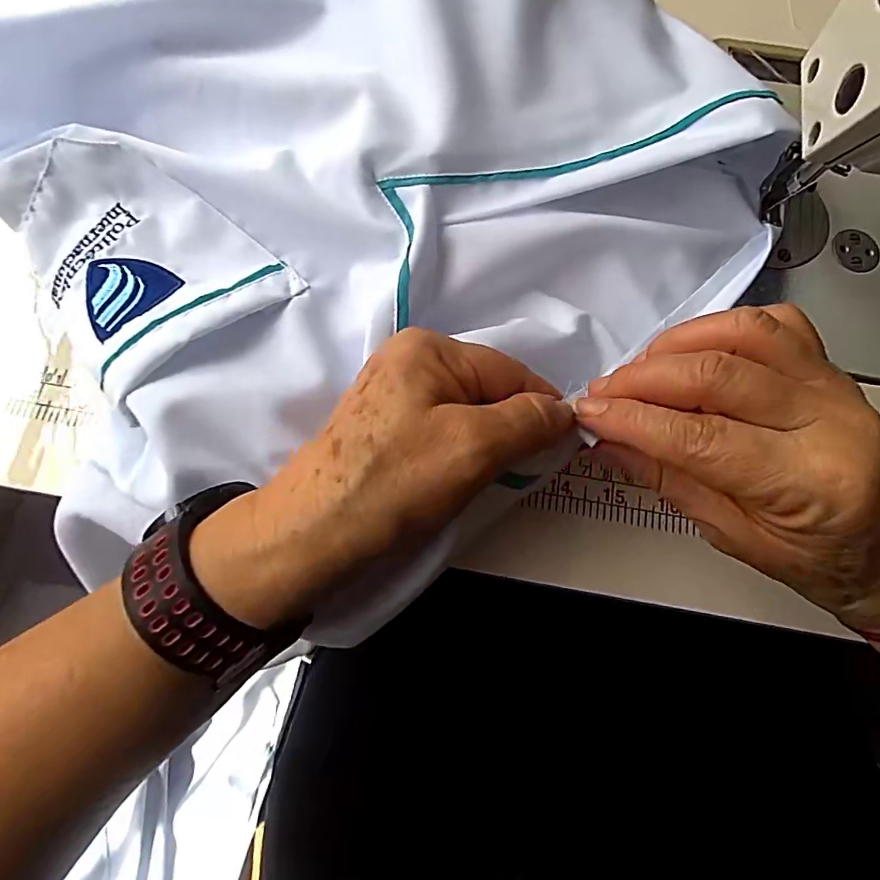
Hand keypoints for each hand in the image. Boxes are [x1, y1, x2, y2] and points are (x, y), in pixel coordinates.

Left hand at [192, 328, 577, 627]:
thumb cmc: (394, 482)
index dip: (542, 410)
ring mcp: (388, 396)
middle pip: (486, 393)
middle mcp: (404, 361)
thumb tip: (565, 411)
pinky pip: (437, 435)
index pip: (510, 371)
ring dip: (483, 449)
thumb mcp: (474, 445)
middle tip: (520, 473)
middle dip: (510, 432)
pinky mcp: (380, 431)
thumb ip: (528, 421)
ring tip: (481, 483)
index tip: (563, 451)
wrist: (313, 532)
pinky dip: (455, 458)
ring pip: (463, 418)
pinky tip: (453, 484)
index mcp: (426, 348)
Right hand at [573, 305, 879, 631]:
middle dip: (642, 379)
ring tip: (640, 369)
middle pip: (718, 374)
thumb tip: (608, 439)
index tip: (589, 412)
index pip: (699, 436)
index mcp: (810, 482)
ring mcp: (835, 386)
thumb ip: (666, 478)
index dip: (633, 419)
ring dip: (677, 344)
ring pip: (746, 333)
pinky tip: (691, 351)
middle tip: (603, 392)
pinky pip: (774, 323)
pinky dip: (720, 328)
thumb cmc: (812, 555)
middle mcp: (832, 422)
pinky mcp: (830, 367)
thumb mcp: (728, 534)